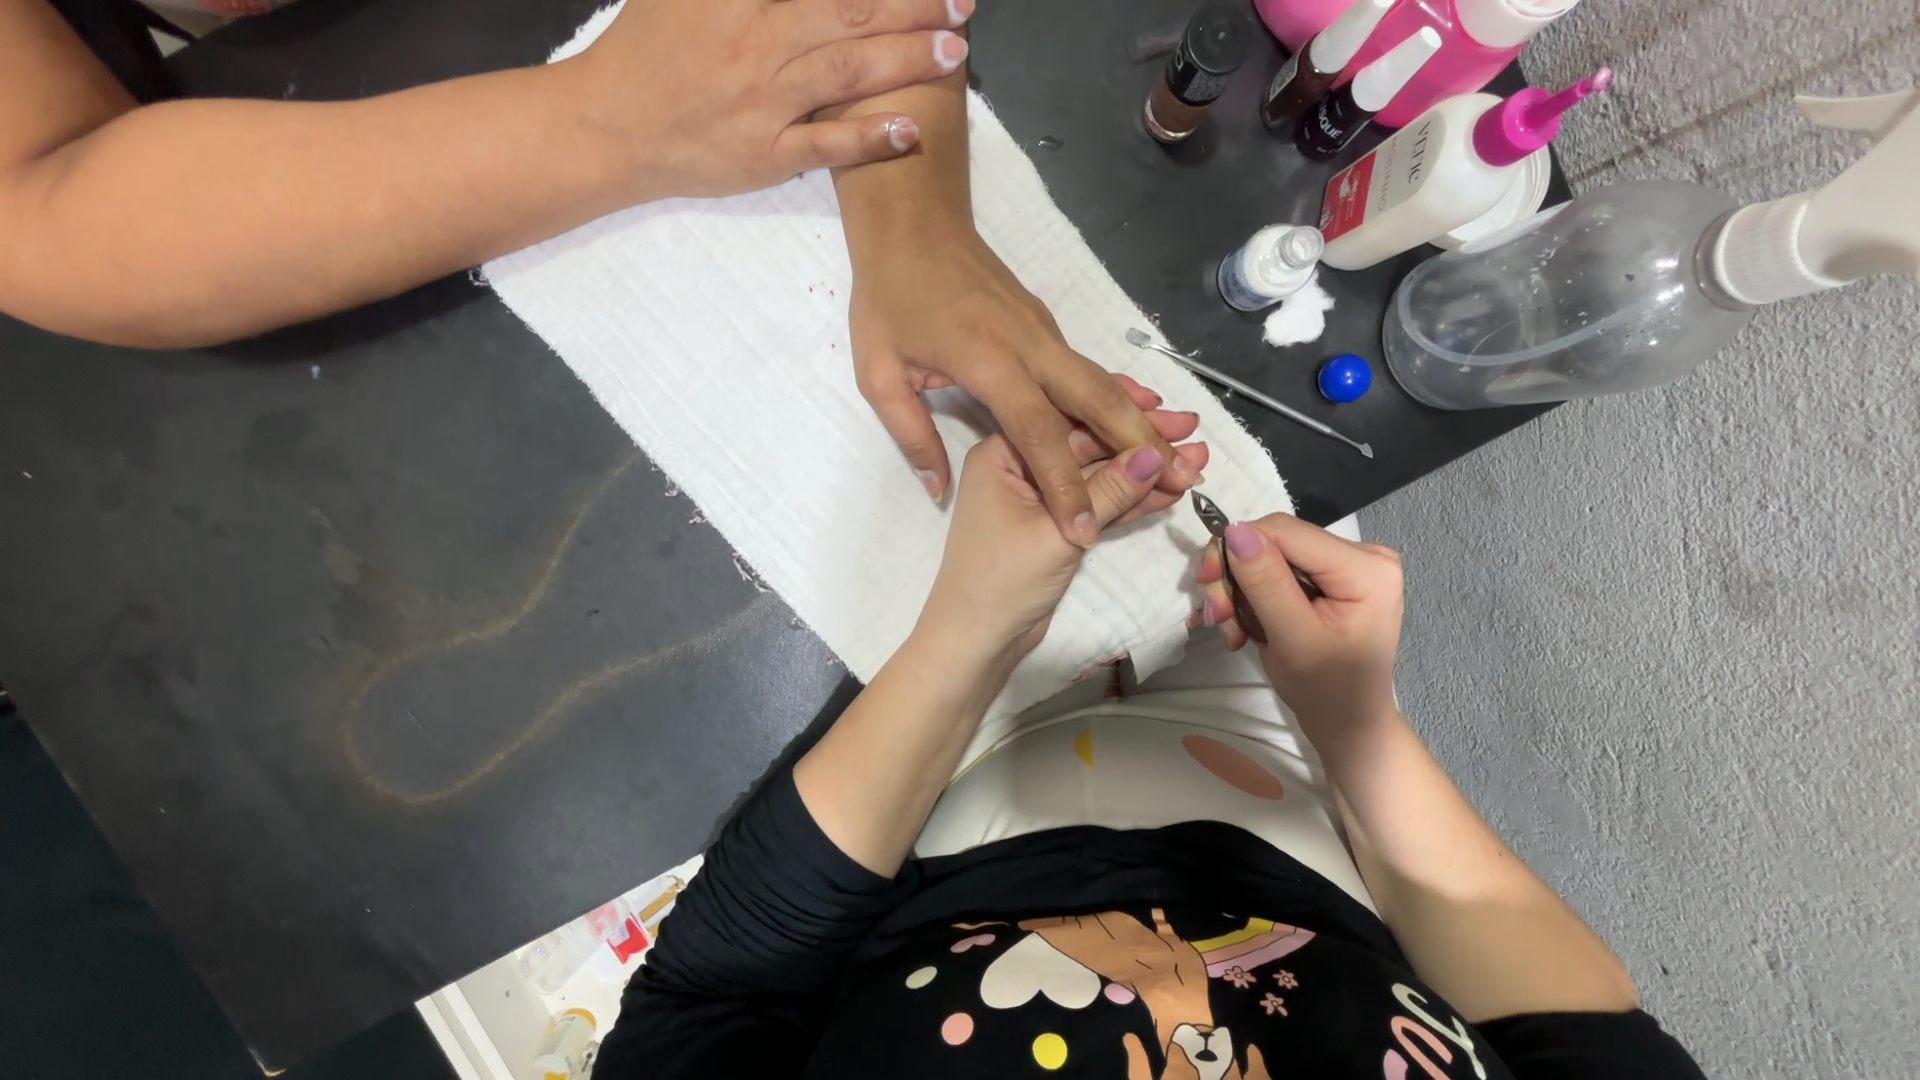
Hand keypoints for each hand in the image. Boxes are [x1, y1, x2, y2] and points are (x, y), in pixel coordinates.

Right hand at [571, 0, 972, 199]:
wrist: (612, 126)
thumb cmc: (649, 53)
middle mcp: (757, 42)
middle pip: (848, 15)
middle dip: (911, 6)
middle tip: (961, 2)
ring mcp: (763, 102)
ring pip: (845, 75)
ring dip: (904, 61)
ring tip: (954, 52)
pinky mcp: (765, 154)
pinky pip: (825, 147)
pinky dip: (867, 139)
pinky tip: (908, 131)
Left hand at [849, 230, 1199, 547]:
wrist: (912, 219)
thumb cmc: (888, 298)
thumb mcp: (878, 374)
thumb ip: (912, 435)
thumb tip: (938, 488)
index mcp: (990, 364)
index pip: (1039, 436)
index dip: (1065, 488)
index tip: (1084, 531)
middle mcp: (1032, 347)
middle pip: (1099, 403)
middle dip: (1141, 447)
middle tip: (1181, 483)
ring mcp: (1046, 332)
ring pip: (1103, 382)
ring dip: (1142, 420)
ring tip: (1180, 455)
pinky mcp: (1048, 324)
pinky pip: (1089, 370)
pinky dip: (1119, 399)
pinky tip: (1140, 421)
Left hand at [918, 382, 1209, 661]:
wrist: (979, 639)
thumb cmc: (1004, 579)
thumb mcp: (1060, 531)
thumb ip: (1109, 492)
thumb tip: (1157, 452)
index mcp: (1003, 451)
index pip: (1072, 423)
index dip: (1126, 420)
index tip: (1176, 421)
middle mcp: (1020, 464)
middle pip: (1089, 445)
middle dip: (1142, 444)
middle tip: (1194, 434)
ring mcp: (1039, 495)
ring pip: (1099, 476)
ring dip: (1145, 473)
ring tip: (1198, 463)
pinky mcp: (1055, 523)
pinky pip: (1097, 503)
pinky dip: (1131, 500)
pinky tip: (1169, 490)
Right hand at [1197, 515, 1403, 725]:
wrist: (1346, 724)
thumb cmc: (1328, 691)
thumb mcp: (1294, 640)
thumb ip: (1267, 583)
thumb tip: (1235, 530)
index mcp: (1365, 566)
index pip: (1284, 531)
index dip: (1236, 548)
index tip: (1206, 585)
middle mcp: (1359, 555)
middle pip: (1272, 541)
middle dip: (1235, 577)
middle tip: (1216, 616)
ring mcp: (1342, 565)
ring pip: (1265, 556)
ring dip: (1237, 592)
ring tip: (1232, 631)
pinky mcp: (1326, 578)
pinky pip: (1272, 571)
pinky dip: (1249, 598)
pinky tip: (1244, 626)